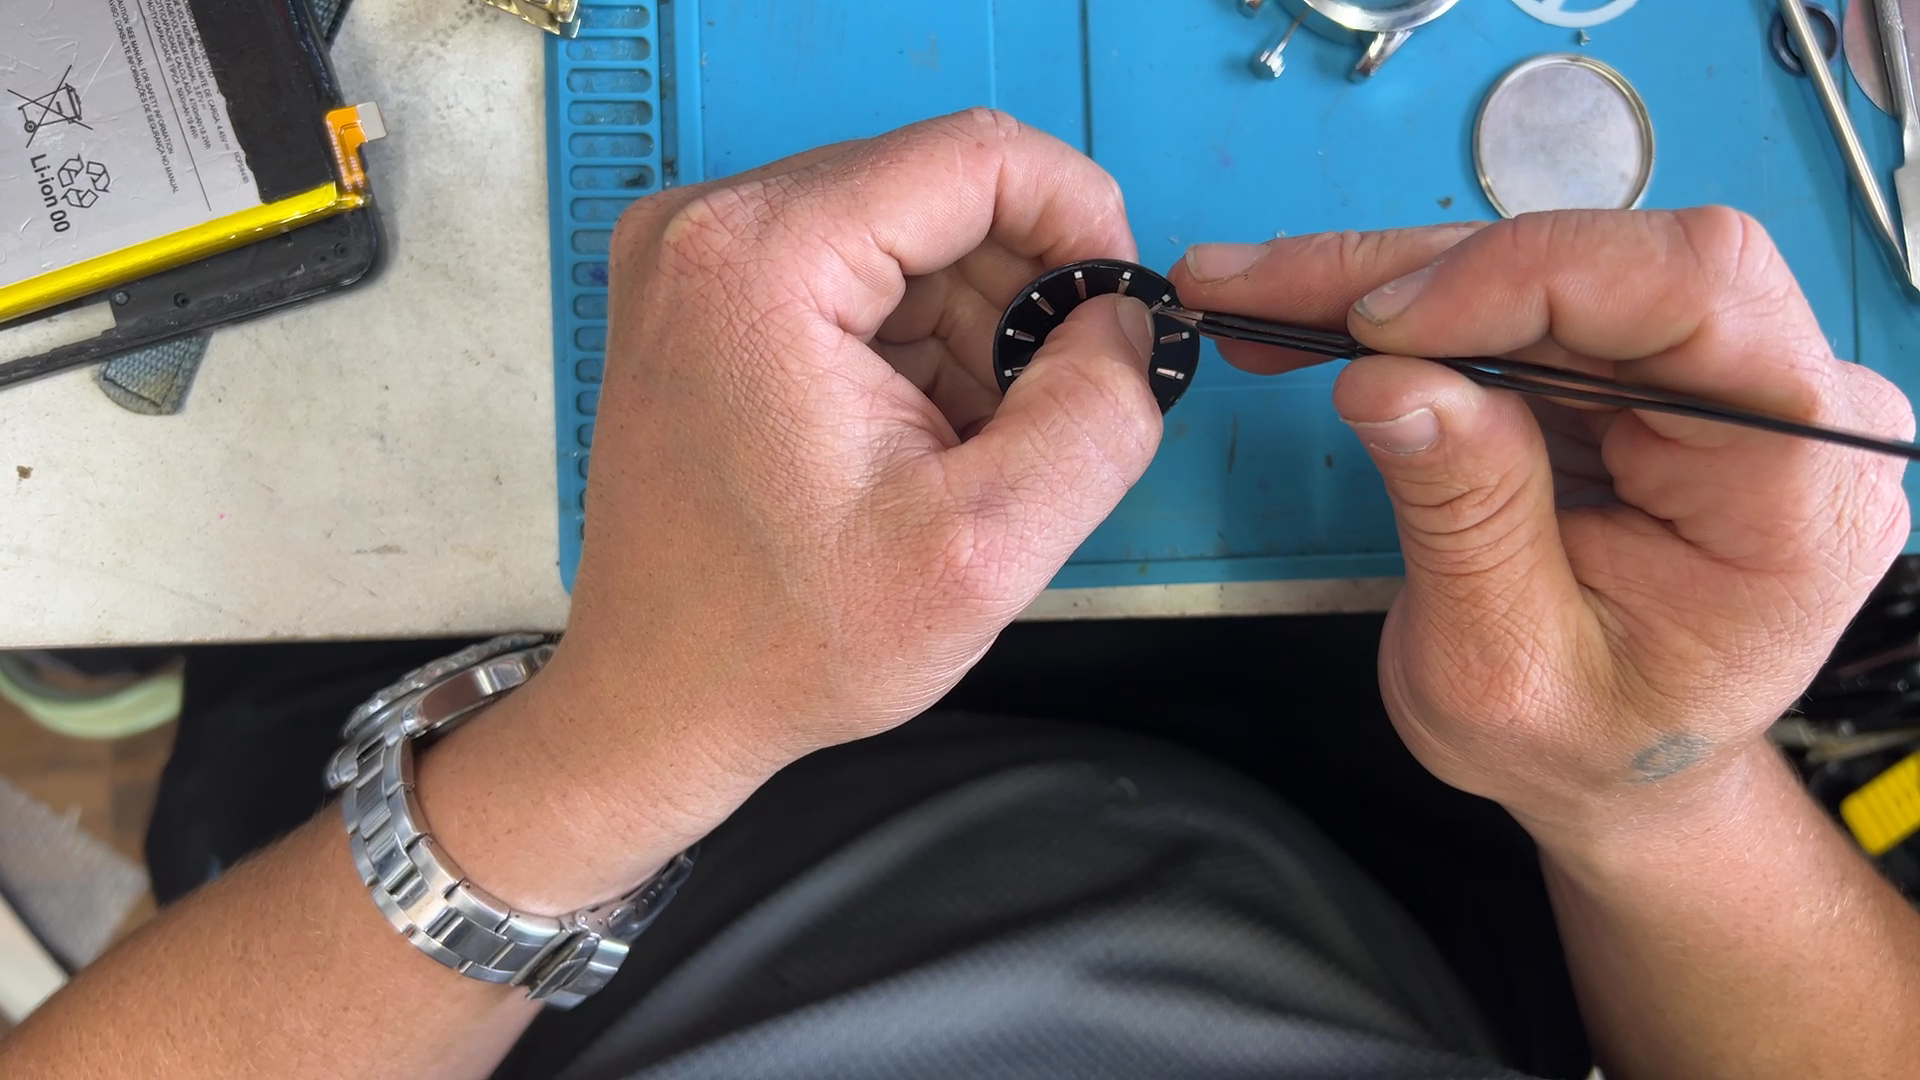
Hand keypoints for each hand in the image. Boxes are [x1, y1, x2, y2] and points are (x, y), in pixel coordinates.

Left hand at [548, 109, 1159, 775]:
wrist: (666, 700)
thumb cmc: (789, 643)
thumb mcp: (984, 549)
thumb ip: (1097, 420)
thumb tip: (1126, 325)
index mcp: (764, 260)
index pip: (975, 158)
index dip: (1079, 218)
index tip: (1119, 308)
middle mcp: (713, 236)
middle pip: (939, 202)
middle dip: (1026, 298)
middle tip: (1051, 410)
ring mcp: (705, 272)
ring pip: (909, 251)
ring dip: (977, 338)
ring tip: (976, 452)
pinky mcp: (717, 316)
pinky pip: (864, 294)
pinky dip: (925, 356)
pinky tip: (929, 446)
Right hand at [1171, 210, 1912, 838]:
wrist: (1596, 766)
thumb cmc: (1571, 742)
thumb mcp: (1498, 656)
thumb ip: (1462, 514)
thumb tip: (1380, 380)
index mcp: (1786, 478)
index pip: (1686, 291)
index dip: (1515, 279)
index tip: (1371, 329)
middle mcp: (1750, 400)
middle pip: (1573, 266)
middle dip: (1389, 273)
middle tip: (1245, 285)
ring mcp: (1665, 386)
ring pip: (1504, 281)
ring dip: (1356, 289)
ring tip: (1243, 299)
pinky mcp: (1589, 391)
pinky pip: (1474, 325)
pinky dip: (1366, 325)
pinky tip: (1291, 328)